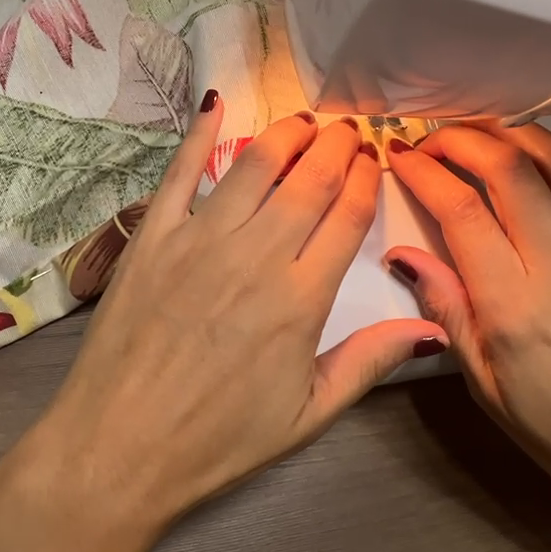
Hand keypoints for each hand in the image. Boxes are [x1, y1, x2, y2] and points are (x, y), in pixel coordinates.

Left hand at [0, 98, 446, 551]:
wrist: (119, 447)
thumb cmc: (218, 440)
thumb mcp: (307, 416)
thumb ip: (369, 363)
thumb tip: (431, 330)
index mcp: (301, 299)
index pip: (347, 216)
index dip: (365, 179)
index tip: (374, 159)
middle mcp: (257, 255)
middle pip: (309, 180)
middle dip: (335, 145)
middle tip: (346, 129)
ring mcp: (200, 238)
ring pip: (254, 164)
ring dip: (285, 133)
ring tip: (303, 121)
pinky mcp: (153, 234)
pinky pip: (181, 170)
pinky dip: (199, 133)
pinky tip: (216, 104)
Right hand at [383, 122, 550, 520]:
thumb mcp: (490, 390)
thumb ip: (447, 313)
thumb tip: (404, 257)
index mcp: (515, 304)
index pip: (459, 210)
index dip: (423, 172)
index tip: (401, 159)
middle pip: (508, 167)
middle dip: (462, 138)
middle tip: (435, 139)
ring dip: (514, 134)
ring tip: (484, 133)